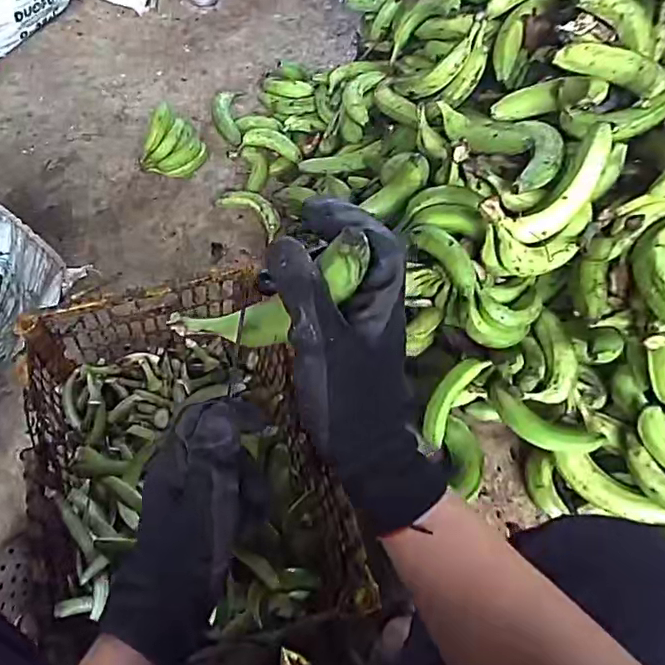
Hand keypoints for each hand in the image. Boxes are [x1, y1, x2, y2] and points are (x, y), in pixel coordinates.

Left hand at [99, 398, 266, 664]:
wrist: (167, 609)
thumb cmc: (187, 551)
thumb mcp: (205, 498)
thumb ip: (213, 454)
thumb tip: (224, 412)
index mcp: (174, 460)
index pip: (201, 416)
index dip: (232, 413)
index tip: (263, 424)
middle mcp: (177, 471)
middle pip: (219, 446)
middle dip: (246, 464)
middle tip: (259, 492)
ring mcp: (185, 495)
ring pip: (226, 473)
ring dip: (247, 490)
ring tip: (256, 518)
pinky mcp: (195, 518)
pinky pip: (224, 498)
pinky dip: (240, 508)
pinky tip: (248, 528)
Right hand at [265, 199, 447, 535]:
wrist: (364, 454)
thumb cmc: (348, 395)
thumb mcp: (322, 337)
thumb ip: (305, 287)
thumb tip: (284, 240)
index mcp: (384, 297)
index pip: (379, 240)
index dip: (349, 217)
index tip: (312, 209)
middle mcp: (377, 305)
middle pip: (360, 255)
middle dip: (328, 236)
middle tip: (294, 228)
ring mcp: (362, 325)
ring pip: (342, 280)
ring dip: (313, 265)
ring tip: (280, 262)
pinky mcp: (346, 343)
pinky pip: (327, 304)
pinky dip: (305, 292)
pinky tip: (280, 298)